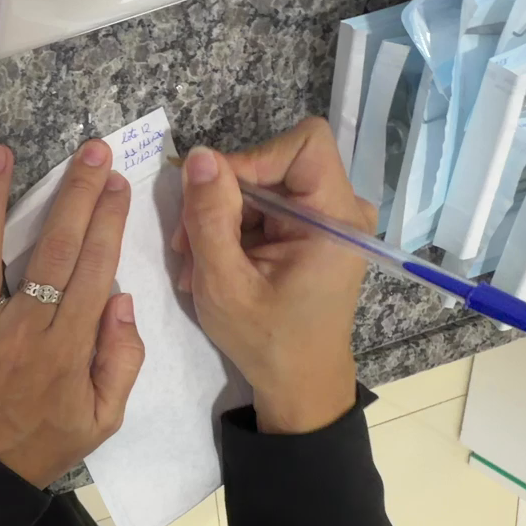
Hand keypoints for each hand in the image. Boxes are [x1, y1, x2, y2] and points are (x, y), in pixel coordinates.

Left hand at [0, 141, 145, 486]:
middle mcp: (23, 330)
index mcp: (68, 348)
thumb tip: (122, 299)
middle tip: (89, 150)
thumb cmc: (43, 442)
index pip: (93, 271)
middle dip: (75, 196)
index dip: (108, 223)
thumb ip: (120, 360)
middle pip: (53, 252)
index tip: (117, 184)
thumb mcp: (103, 418)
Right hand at [172, 118, 371, 433]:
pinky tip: (211, 266)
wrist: (297, 382)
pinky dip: (230, 233)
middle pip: (273, 167)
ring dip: (218, 221)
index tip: (212, 198)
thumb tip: (198, 155)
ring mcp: (325, 220)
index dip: (251, 160)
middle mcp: (340, 209)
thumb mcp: (223, 282)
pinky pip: (262, 210)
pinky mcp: (308, 233)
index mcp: (335, 218)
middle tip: (185, 245)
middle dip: (221, 199)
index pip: (303, 144)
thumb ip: (209, 217)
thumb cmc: (265, 340)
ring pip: (260, 189)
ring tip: (194, 265)